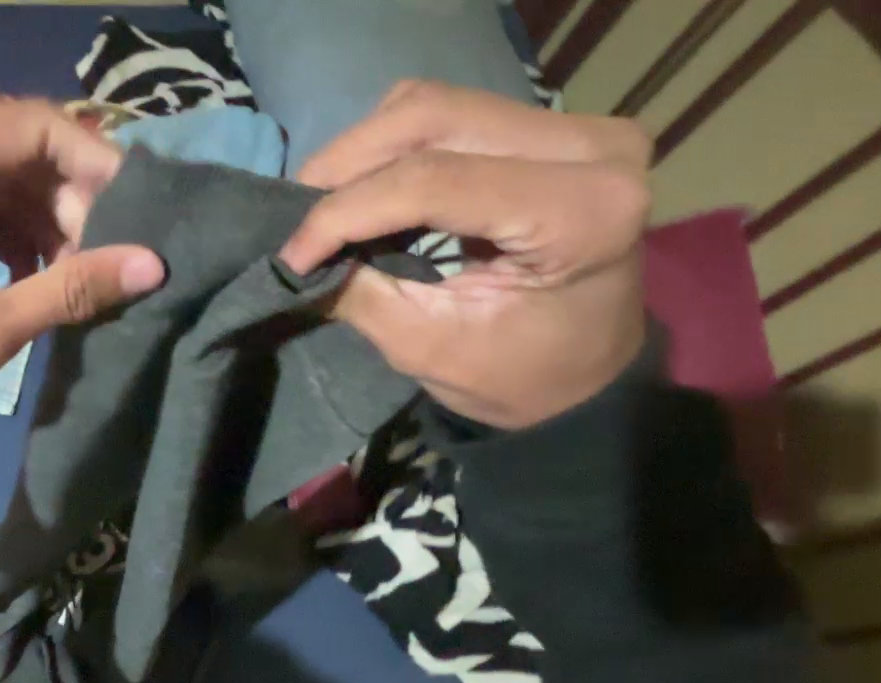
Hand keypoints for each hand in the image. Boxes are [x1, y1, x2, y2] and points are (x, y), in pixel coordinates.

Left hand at [0, 100, 164, 451]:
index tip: (140, 221)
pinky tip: (23, 274)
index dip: (99, 170)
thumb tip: (153, 264)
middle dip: (70, 203)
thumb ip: (69, 289)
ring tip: (71, 277)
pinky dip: (0, 230)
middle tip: (105, 263)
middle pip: (17, 148)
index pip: (40, 127)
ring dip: (38, 220)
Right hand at [280, 81, 651, 429]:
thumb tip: (298, 259)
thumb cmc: (514, 378)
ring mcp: (574, 127)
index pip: (434, 180)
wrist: (579, 375)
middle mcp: (588, 146)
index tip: (292, 255)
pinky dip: (389, 150)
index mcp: (578, 212)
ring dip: (362, 152)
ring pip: (433, 105)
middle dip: (344, 166)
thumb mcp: (429, 348)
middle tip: (295, 216)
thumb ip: (364, 296)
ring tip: (325, 206)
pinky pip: (449, 114)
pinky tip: (366, 192)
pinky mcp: (550, 129)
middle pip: (432, 117)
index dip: (346, 211)